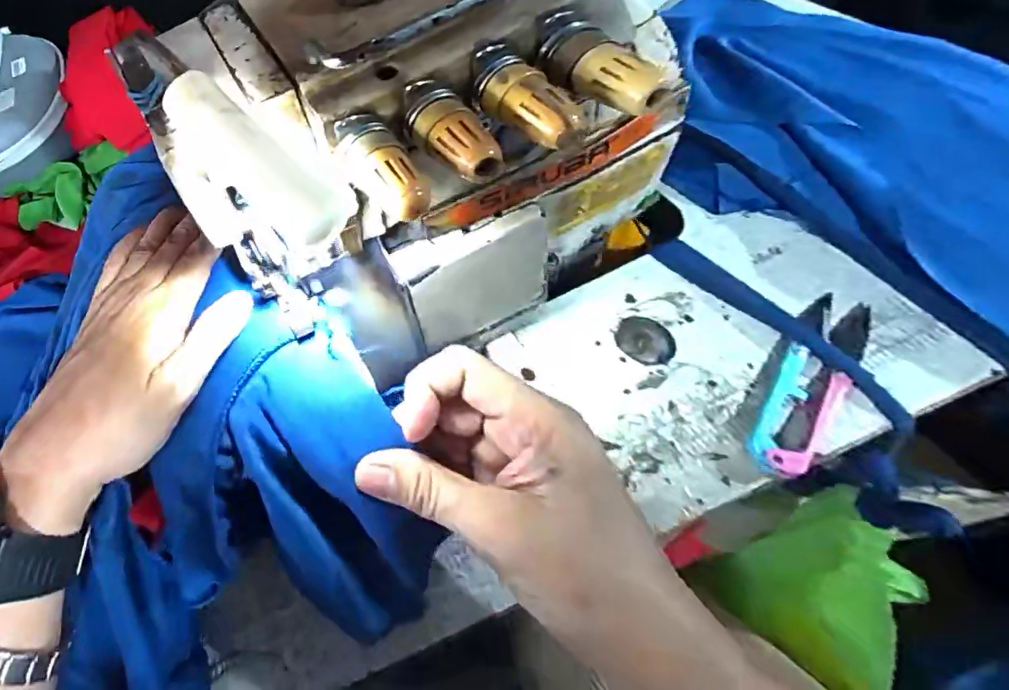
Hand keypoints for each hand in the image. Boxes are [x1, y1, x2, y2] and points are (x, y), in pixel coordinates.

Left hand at [0, 209, 251, 535]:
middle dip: (191, 224)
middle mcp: (135, 296)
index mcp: (161, 312)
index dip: (214, 238)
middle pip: (167, 249)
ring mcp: (110, 303)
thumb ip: (210, 339)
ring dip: (162, 226)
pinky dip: (128, 242)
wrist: (55, 448)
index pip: (194, 262)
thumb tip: (243, 297)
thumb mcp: (177, 391)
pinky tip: (134, 236)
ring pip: (141, 250)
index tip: (234, 215)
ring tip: (180, 207)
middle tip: (212, 201)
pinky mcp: (93, 313)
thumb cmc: (125, 424)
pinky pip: (114, 264)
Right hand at [355, 346, 774, 687]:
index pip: (464, 369)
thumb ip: (429, 491)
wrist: (645, 639)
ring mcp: (524, 455)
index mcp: (535, 416)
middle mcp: (528, 424)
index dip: (425, 390)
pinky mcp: (519, 485)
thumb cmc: (582, 574)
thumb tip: (363, 467)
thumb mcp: (499, 530)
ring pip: (459, 432)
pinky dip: (440, 475)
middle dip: (419, 423)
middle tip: (389, 464)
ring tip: (395, 481)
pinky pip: (468, 463)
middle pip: (458, 397)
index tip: (404, 435)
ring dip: (425, 452)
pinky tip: (417, 494)